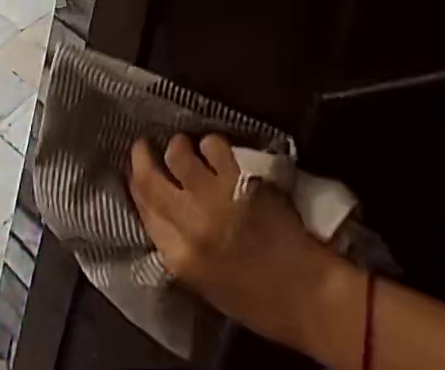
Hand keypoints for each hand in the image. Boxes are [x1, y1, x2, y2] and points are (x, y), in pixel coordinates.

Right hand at [128, 134, 367, 366]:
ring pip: (179, 153)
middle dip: (142, 155)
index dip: (135, 184)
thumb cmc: (258, 300)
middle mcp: (190, 225)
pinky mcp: (240, 181)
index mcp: (179, 258)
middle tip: (143, 145)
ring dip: (180, 145)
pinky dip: (212, 144)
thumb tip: (161, 211)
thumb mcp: (205, 283)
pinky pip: (214, 146)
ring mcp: (215, 199)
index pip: (143, 209)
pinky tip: (217, 150)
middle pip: (150, 178)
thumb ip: (178, 245)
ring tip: (187, 146)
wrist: (310, 296)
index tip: (135, 171)